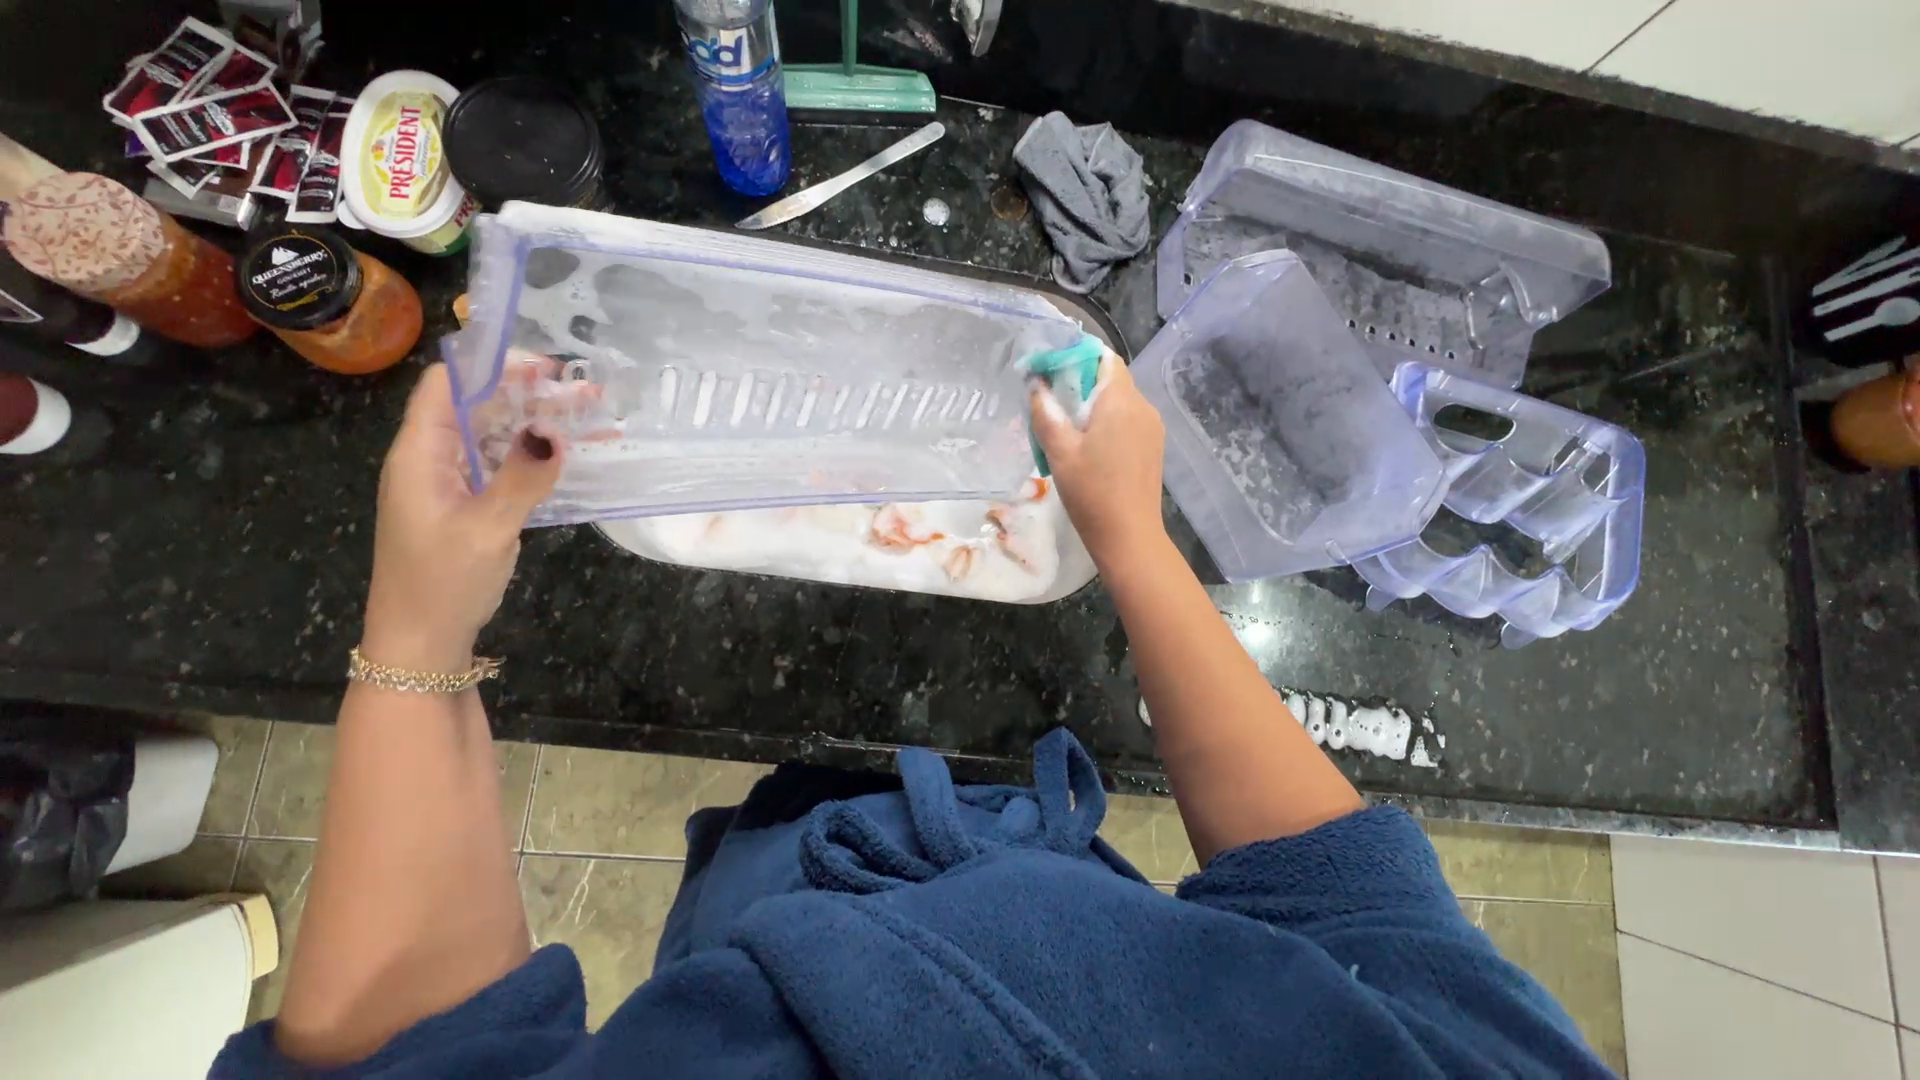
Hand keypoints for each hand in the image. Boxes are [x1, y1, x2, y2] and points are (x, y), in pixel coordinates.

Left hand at [362, 364, 562, 674]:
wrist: (420, 643)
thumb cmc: (444, 582)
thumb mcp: (488, 527)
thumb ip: (521, 476)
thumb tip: (555, 431)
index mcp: (420, 454)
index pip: (448, 384)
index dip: (493, 365)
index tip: (548, 366)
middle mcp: (431, 460)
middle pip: (476, 406)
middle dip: (528, 392)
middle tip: (585, 392)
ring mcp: (448, 484)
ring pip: (493, 435)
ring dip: (536, 423)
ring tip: (589, 417)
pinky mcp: (465, 506)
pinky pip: (499, 466)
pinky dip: (532, 455)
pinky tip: (570, 457)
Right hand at [1028, 349, 1167, 566]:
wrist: (1129, 536)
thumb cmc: (1091, 492)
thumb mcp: (1059, 451)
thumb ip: (1046, 412)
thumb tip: (1036, 383)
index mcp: (1121, 401)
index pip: (1103, 357)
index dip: (1076, 356)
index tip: (1050, 368)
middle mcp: (1142, 407)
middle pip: (1110, 378)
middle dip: (1080, 383)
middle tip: (1049, 401)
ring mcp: (1152, 427)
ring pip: (1118, 401)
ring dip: (1092, 405)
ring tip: (1064, 427)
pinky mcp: (1152, 446)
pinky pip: (1127, 420)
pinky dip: (1106, 422)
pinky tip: (1086, 446)